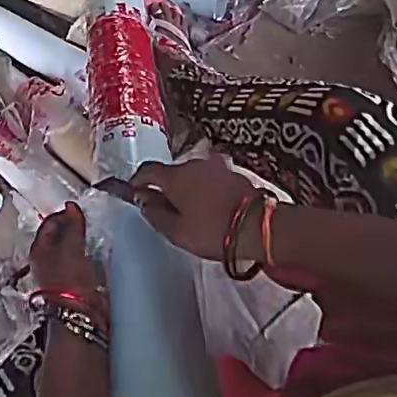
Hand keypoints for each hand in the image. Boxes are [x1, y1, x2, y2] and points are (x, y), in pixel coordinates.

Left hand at [30, 203, 103, 298]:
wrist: (80, 314)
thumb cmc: (70, 277)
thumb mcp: (71, 247)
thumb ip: (72, 225)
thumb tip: (71, 205)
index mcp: (39, 249)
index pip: (49, 224)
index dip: (63, 214)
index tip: (80, 210)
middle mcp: (46, 260)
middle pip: (59, 237)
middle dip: (73, 227)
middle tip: (90, 220)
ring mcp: (60, 273)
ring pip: (71, 250)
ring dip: (82, 242)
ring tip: (96, 233)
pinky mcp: (75, 283)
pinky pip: (81, 263)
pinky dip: (89, 255)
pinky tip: (100, 252)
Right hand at [109, 157, 267, 267]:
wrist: (261, 228)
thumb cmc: (214, 231)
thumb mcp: (177, 231)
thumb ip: (155, 214)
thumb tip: (144, 201)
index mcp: (174, 177)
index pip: (147, 170)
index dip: (137, 181)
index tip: (134, 192)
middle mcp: (192, 165)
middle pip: (170, 172)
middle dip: (163, 187)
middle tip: (163, 207)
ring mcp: (214, 167)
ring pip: (190, 175)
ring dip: (185, 188)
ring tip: (188, 210)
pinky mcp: (233, 174)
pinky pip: (208, 179)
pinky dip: (203, 189)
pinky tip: (208, 207)